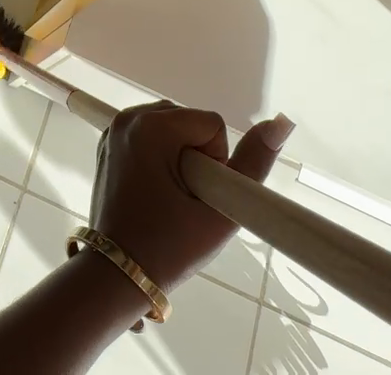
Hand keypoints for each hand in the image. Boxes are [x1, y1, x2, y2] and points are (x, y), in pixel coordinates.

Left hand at [90, 103, 292, 291]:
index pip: (211, 124)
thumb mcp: (221, 210)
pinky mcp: (109, 143)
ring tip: (168, 196)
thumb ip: (254, 163)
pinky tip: (152, 189)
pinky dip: (159, 155)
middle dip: (197, 157)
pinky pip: (150, 136)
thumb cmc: (170, 247)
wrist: (119, 271)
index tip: (198, 193)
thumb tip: (281, 122)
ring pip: (172, 128)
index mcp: (149, 126)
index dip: (216, 162)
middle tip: (182, 198)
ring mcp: (113, 129)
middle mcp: (127, 118)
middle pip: (190, 123)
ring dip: (180, 156)